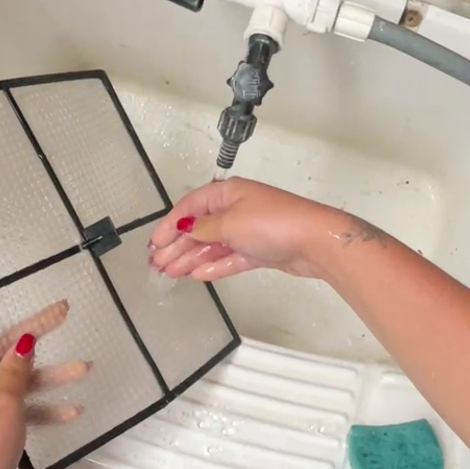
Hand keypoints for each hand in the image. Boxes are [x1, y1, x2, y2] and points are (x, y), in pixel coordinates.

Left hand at [0, 302, 86, 468]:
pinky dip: (44, 406)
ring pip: (17, 376)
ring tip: (85, 366)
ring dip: (49, 374)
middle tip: (62, 309)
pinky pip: (22, 405)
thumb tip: (24, 341)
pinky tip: (74, 409)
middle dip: (31, 329)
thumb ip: (15, 370)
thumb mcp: (4, 403)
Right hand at [147, 178, 386, 280]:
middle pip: (199, 228)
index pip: (189, 207)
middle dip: (177, 245)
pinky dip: (213, 266)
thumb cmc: (272, 223)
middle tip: (157, 264)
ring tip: (171, 273)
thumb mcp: (229, 222)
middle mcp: (236, 209)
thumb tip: (184, 229)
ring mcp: (248, 231)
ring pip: (212, 245)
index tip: (154, 244)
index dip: (169, 225)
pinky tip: (196, 275)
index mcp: (227, 193)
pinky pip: (229, 258)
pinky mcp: (259, 251)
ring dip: (191, 258)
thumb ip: (202, 228)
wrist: (315, 242)